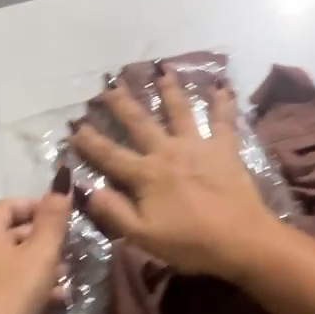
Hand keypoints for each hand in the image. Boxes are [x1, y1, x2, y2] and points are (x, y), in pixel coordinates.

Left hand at [0, 195, 71, 313]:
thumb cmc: (13, 300)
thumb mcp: (42, 254)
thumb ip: (54, 216)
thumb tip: (60, 176)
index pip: (8, 206)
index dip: (36, 206)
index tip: (62, 221)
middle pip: (8, 235)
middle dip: (41, 242)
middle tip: (67, 256)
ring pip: (6, 265)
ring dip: (36, 268)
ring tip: (62, 284)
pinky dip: (22, 288)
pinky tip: (47, 306)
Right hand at [70, 73, 278, 278]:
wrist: (240, 239)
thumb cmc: (189, 243)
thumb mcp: (143, 236)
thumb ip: (114, 211)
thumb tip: (87, 188)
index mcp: (146, 175)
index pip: (110, 155)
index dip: (90, 142)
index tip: (75, 126)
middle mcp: (168, 152)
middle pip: (140, 122)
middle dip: (123, 103)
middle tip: (110, 85)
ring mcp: (197, 145)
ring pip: (180, 111)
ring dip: (169, 90)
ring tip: (161, 71)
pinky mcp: (224, 148)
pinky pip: (223, 120)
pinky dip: (222, 103)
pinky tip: (222, 87)